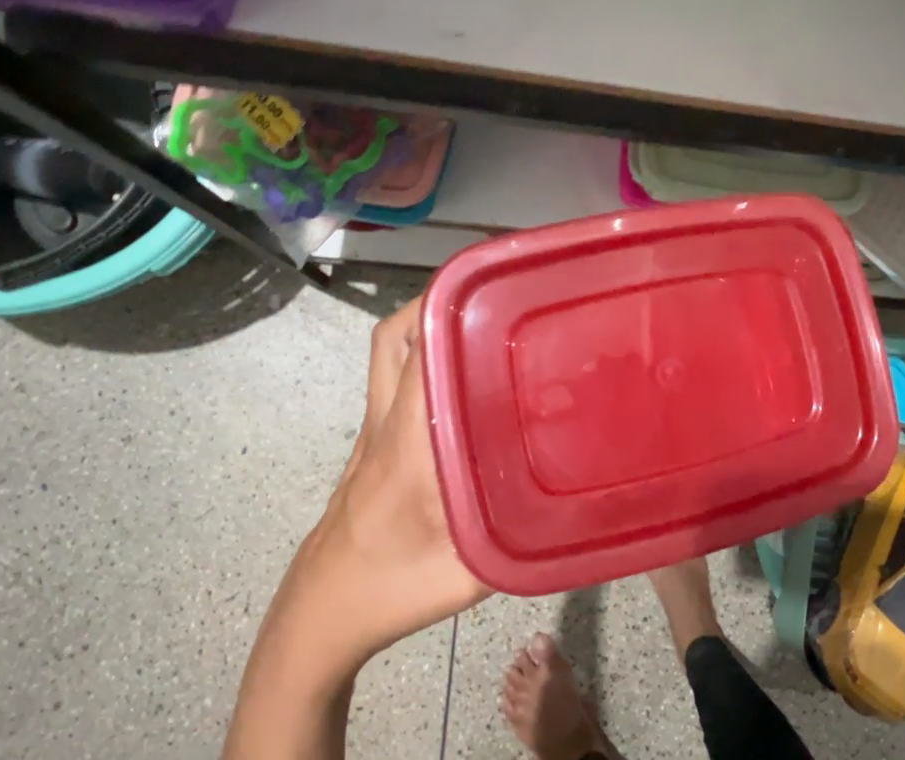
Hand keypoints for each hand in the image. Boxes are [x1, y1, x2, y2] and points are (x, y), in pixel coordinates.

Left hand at [224, 299, 488, 758]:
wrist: (320, 610)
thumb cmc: (393, 589)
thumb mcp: (472, 572)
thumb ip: (525, 538)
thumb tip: (584, 510)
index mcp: (410, 440)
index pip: (424, 352)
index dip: (460, 311)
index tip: (509, 294)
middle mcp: (387, 418)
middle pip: (398, 332)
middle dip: (446, 300)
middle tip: (504, 301)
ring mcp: (373, 426)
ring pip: (389, 349)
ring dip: (428, 322)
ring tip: (484, 324)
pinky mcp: (371, 438)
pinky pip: (393, 375)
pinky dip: (422, 355)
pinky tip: (466, 381)